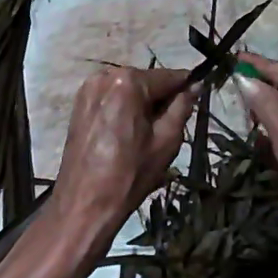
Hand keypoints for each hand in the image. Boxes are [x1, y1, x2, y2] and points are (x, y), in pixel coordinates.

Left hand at [52, 66, 197, 229]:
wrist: (85, 202)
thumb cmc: (130, 173)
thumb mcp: (166, 140)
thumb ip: (182, 106)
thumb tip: (195, 85)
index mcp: (128, 81)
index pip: (167, 76)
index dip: (186, 86)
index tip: (199, 96)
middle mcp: (104, 77)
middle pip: (145, 81)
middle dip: (160, 98)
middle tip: (170, 127)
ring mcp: (87, 89)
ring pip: (128, 90)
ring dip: (141, 105)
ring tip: (148, 134)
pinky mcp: (78, 105)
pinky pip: (111, 99)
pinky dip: (124, 110)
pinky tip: (128, 134)